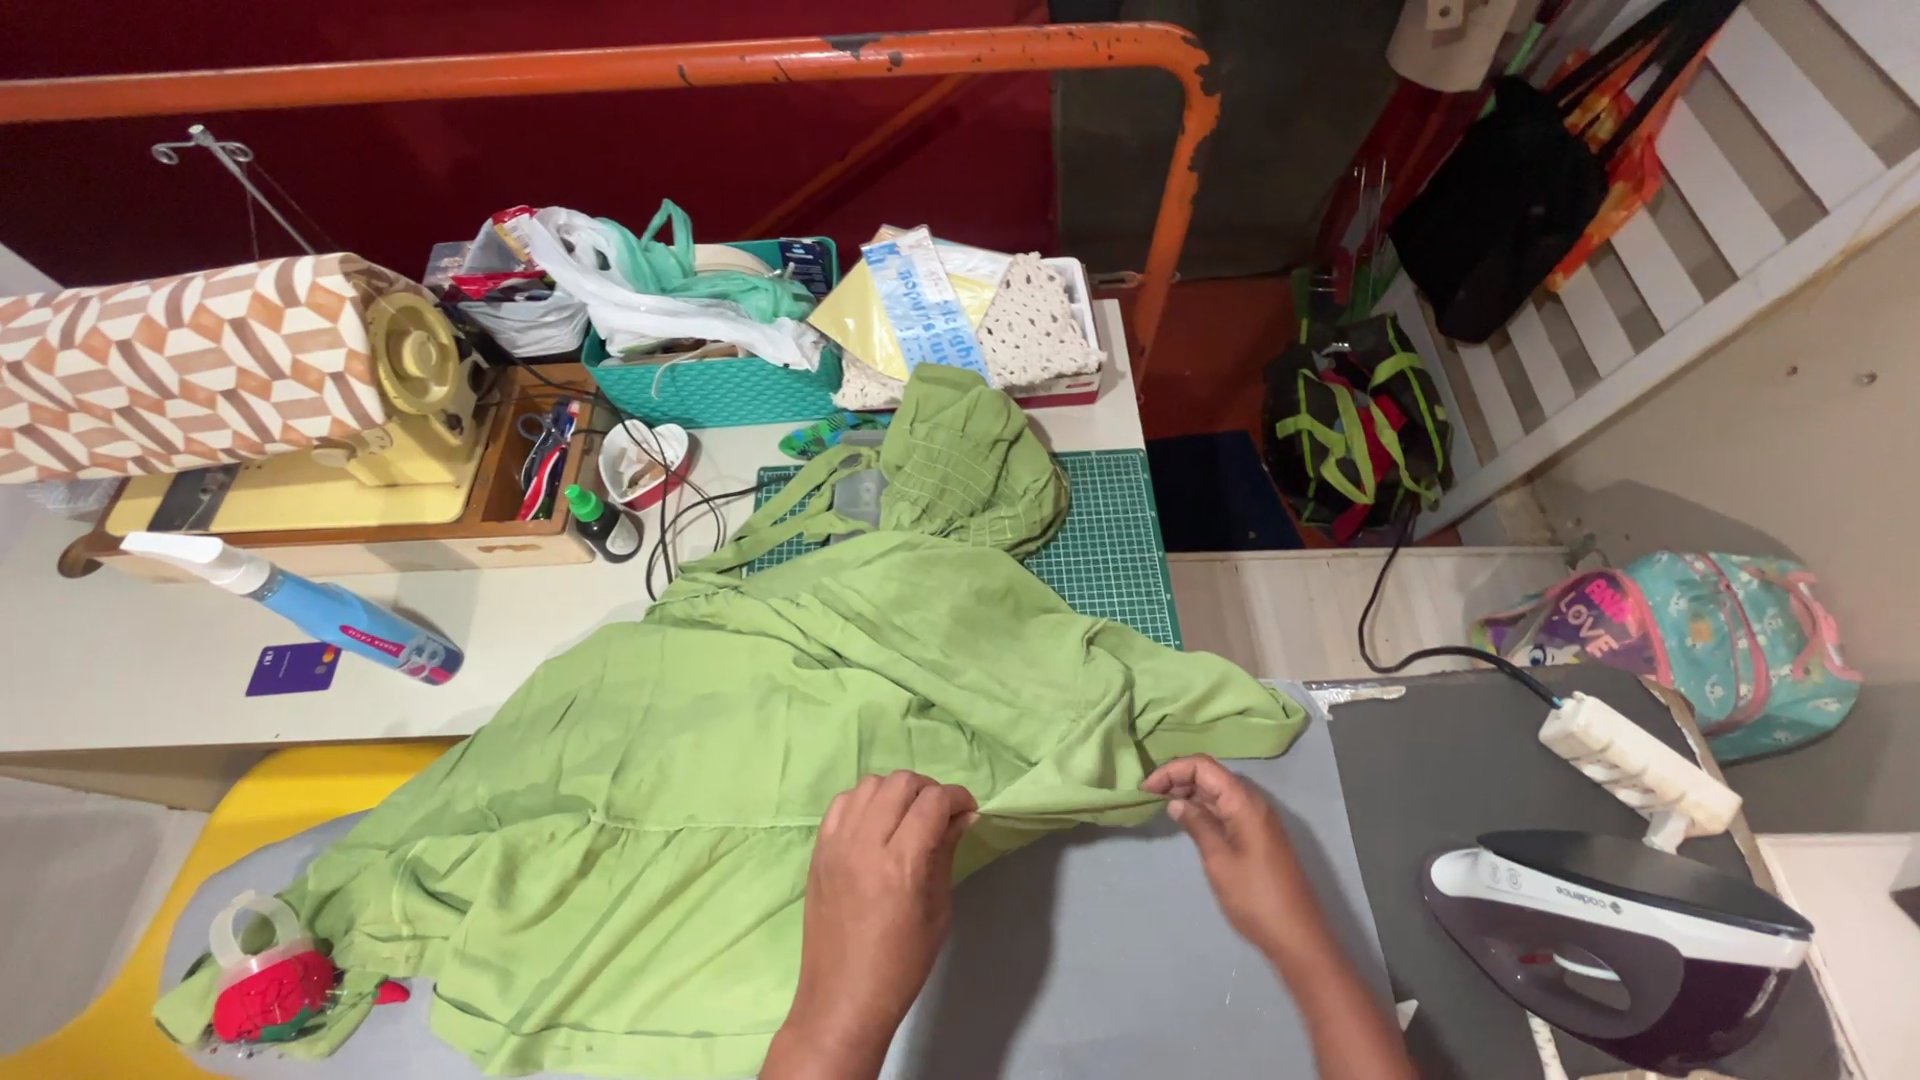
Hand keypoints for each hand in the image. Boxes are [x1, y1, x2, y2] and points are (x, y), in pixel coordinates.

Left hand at [764, 771, 976, 1079]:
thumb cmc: (901, 964)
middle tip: (941, 814)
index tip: (968, 811)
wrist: (842, 999)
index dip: (958, 797)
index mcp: (900, 864)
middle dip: (929, 790)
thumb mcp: (938, 911)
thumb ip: (946, 853)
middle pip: (901, 782)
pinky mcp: (818, 850)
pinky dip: (865, 801)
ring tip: (908, 816)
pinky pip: (842, 802)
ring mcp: (836, 844)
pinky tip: (876, 823)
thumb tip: (962, 816)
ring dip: (896, 791)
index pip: (933, 802)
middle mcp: (864, 843)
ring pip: (870, 784)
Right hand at [1142, 755, 1325, 959]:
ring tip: (1161, 805)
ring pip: (1217, 792)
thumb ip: (1197, 824)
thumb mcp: (1218, 859)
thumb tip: (1176, 802)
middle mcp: (1252, 802)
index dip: (1172, 770)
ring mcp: (1256, 819)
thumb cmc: (1254, 897)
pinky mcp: (1256, 835)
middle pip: (1210, 775)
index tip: (1146, 789)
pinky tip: (1186, 820)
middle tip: (1148, 796)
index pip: (1203, 766)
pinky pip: (1225, 809)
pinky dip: (1202, 808)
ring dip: (1189, 792)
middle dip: (1178, 778)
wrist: (1297, 937)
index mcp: (1244, 802)